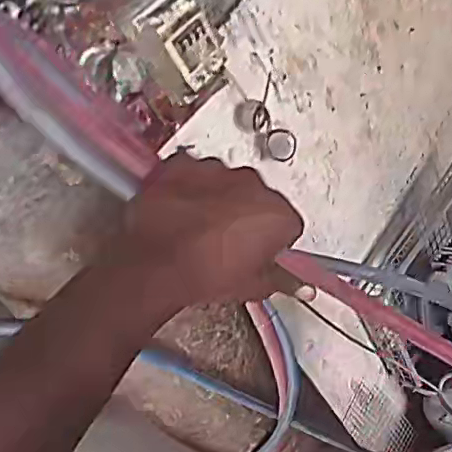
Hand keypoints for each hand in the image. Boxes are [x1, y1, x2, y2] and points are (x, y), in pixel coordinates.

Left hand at [115, 153, 303, 307]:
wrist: (156, 265)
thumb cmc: (204, 271)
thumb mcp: (255, 286)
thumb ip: (283, 279)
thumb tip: (296, 283)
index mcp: (279, 214)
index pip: (289, 225)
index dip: (274, 240)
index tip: (262, 250)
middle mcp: (253, 185)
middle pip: (260, 198)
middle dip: (249, 215)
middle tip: (232, 241)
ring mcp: (218, 172)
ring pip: (228, 183)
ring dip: (221, 199)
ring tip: (205, 227)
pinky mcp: (185, 165)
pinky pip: (195, 173)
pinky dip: (192, 187)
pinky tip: (186, 209)